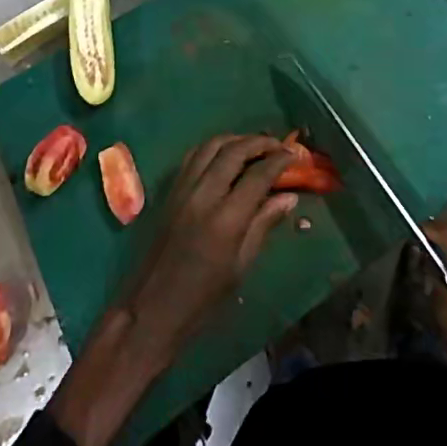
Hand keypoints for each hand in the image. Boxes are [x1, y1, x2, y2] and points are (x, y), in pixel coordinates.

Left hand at [123, 135, 298, 353]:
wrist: (153, 305)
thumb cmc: (204, 296)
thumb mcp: (241, 265)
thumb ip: (263, 224)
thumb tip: (288, 197)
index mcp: (226, 218)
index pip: (257, 175)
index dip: (278, 161)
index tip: (293, 156)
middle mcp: (203, 194)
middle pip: (233, 151)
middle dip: (258, 142)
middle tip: (278, 145)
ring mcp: (183, 188)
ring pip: (210, 146)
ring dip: (234, 140)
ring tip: (254, 145)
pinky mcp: (170, 190)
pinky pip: (193, 156)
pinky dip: (212, 148)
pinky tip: (224, 155)